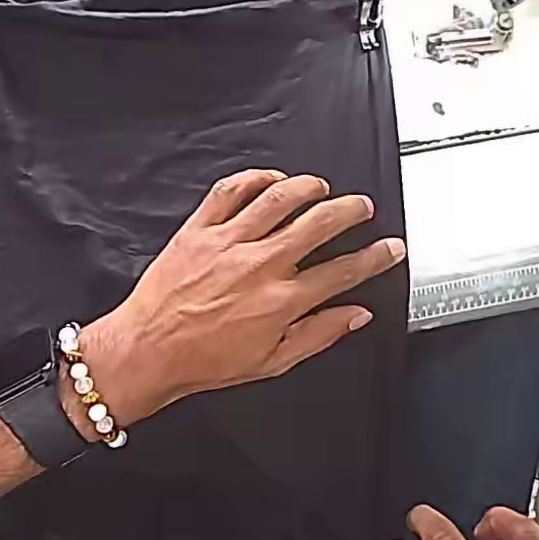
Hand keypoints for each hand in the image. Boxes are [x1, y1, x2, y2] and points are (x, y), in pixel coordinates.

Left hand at [73, 169, 405, 430]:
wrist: (148, 350)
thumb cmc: (204, 360)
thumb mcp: (272, 361)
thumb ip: (319, 334)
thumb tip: (355, 316)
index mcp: (280, 301)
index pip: (342, 271)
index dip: (375, 257)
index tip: (390, 248)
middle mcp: (259, 265)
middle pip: (319, 223)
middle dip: (351, 211)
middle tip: (361, 208)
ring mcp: (228, 243)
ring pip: (280, 198)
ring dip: (309, 187)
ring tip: (321, 188)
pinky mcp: (199, 229)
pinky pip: (231, 191)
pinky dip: (256, 178)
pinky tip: (270, 179)